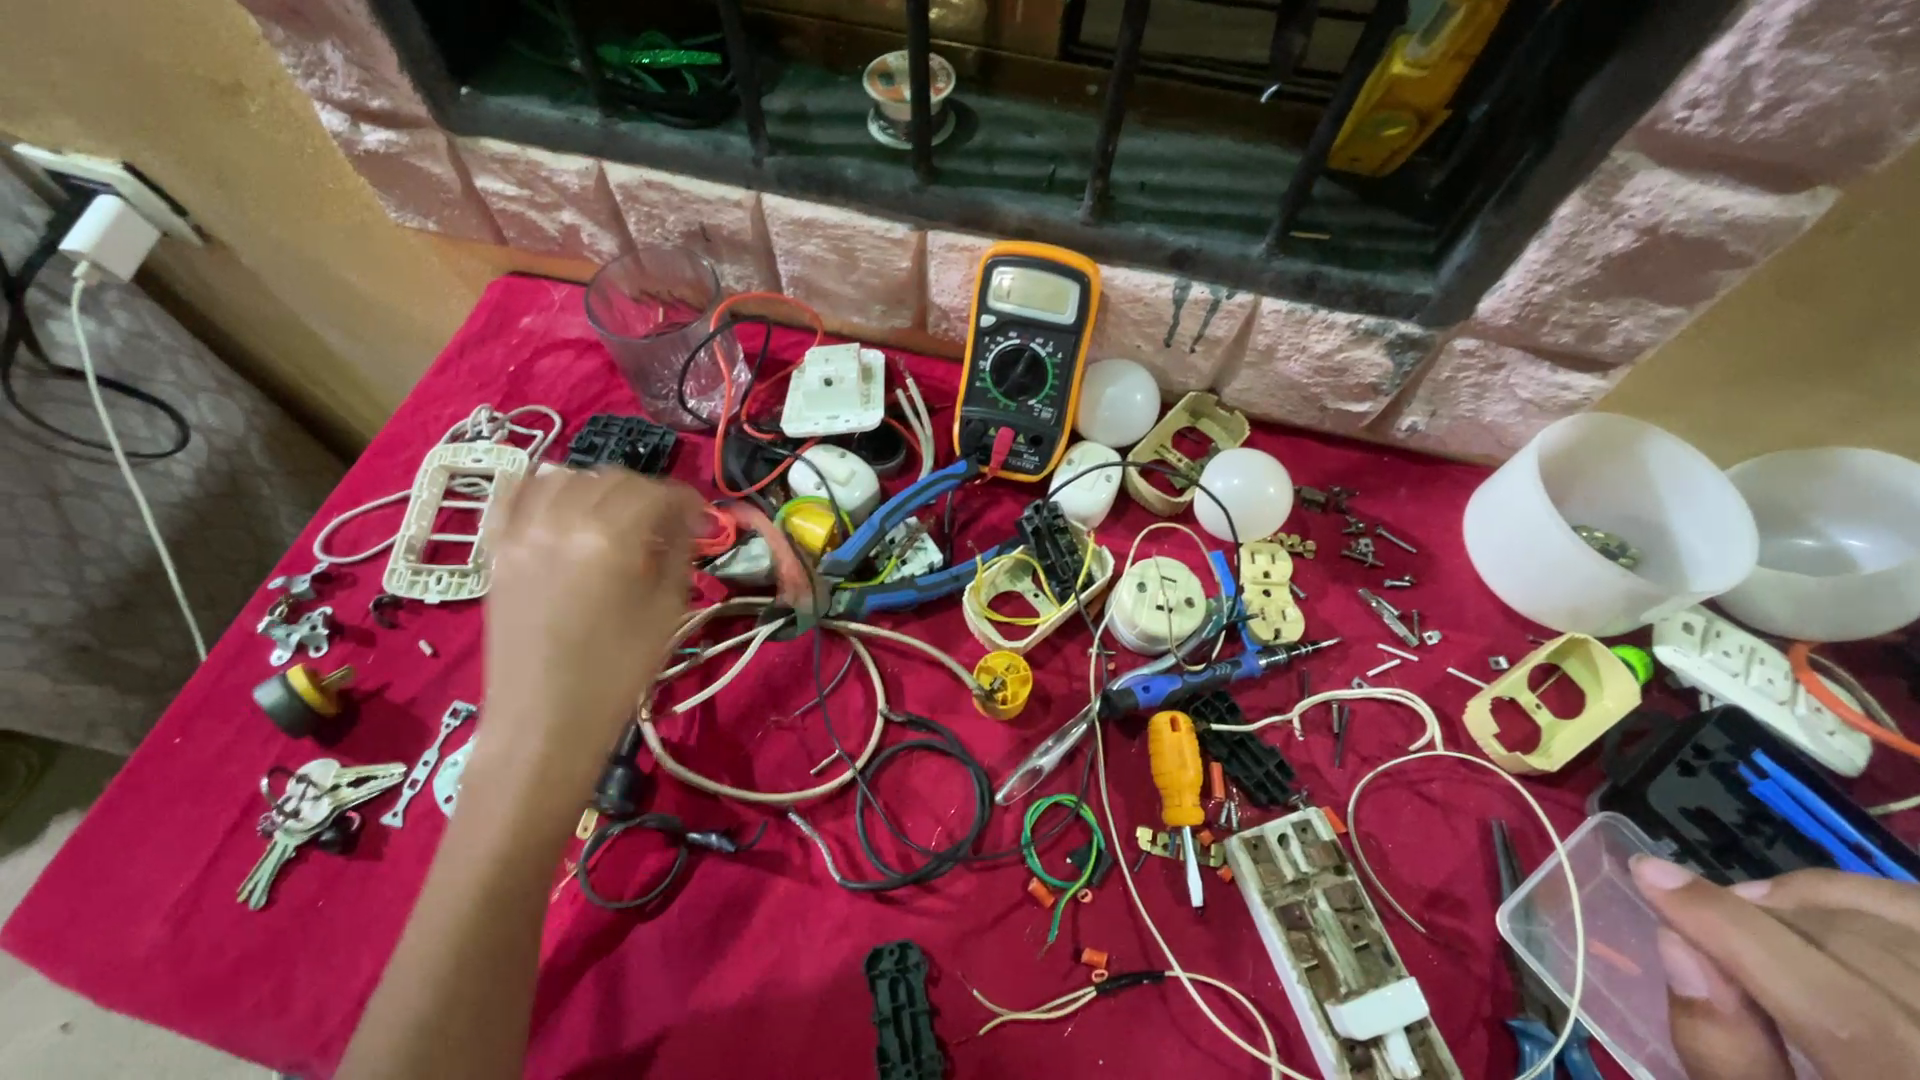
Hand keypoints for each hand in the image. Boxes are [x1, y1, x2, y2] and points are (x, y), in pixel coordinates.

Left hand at [475, 468, 706, 803]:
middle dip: (647, 493)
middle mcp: (562, 522)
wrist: (545, 721)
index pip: (656, 493)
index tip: (700, 517)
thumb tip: (686, 520)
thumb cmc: (618, 674)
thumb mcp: (667, 612)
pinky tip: (561, 500)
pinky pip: (516, 495)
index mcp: (611, 539)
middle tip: (665, 522)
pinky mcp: (497, 550)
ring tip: (615, 514)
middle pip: (613, 479)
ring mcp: (522, 533)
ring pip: (566, 477)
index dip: (686, 500)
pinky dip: (542, 487)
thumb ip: (678, 553)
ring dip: (599, 486)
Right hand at [1633, 855, 1919, 1078]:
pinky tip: (1816, 913)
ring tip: (1749, 919)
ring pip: (1893, 922)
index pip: (1840, 1008)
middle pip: (1859, 955)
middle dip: (1755, 918)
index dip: (1732, 931)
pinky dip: (1862, 897)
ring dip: (1801, 907)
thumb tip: (1675, 942)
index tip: (1648, 874)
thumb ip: (1725, 1055)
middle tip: (1693, 919)